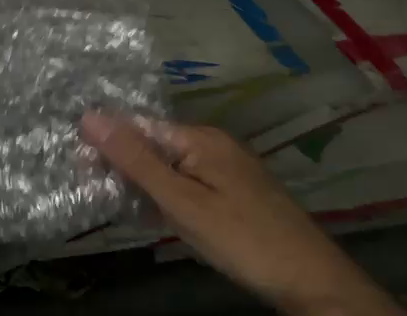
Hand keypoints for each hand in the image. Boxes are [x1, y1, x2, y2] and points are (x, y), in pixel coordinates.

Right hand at [81, 114, 404, 315]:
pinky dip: (169, 195)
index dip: (105, 145)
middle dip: (124, 167)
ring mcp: (228, 168)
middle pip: (150, 144)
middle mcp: (213, 143)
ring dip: (145, 184)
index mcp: (199, 137)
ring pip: (167, 165)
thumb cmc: (245, 241)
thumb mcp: (181, 202)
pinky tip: (162, 216)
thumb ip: (133, 158)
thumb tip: (86, 115)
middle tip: (108, 196)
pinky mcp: (236, 191)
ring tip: (132, 208)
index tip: (84, 172)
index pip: (133, 126)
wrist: (322, 291)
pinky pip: (187, 180)